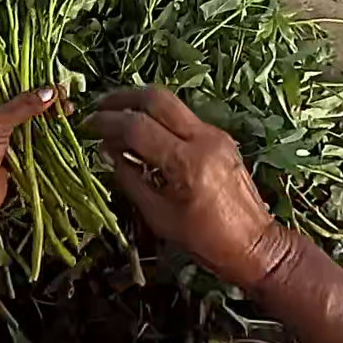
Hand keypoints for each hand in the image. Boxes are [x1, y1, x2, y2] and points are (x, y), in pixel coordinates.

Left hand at [0, 85, 58, 221]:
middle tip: (61, 90)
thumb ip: (23, 105)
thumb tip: (50, 91)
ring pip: (24, 117)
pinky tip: (61, 122)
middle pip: (13, 98)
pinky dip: (44, 130)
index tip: (43, 69)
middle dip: (38, 94)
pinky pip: (29, 136)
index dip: (18, 72)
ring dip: (44, 112)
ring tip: (66, 106)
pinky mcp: (8, 152)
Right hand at [84, 89, 299, 288]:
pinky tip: (142, 131)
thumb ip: (131, 179)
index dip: (107, 123)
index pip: (138, 127)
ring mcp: (215, 134)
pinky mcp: (220, 136)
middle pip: (157, 98)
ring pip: (171, 103)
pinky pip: (182, 117)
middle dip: (122, 97)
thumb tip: (107, 151)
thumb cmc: (205, 241)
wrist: (255, 244)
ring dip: (140, 104)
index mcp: (187, 163)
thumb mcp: (159, 216)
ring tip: (115, 115)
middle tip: (98, 107)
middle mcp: (203, 138)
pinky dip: (158, 118)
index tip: (87, 126)